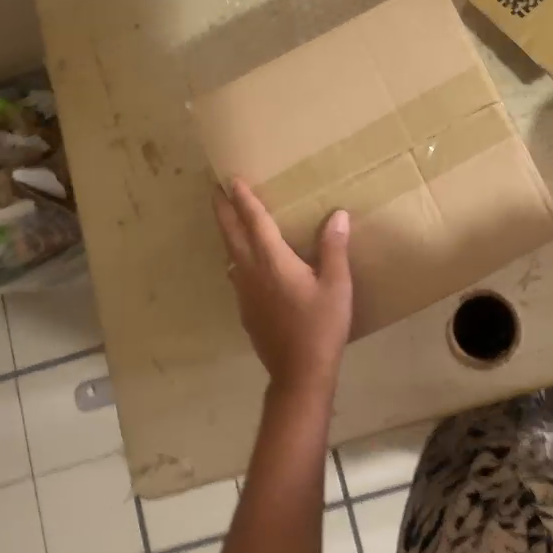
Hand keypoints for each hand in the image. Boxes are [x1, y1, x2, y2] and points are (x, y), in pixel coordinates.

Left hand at [212, 179, 353, 394]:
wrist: (299, 372)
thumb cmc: (321, 326)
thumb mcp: (337, 285)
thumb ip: (334, 248)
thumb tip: (337, 215)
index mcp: (273, 261)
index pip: (254, 221)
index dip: (244, 199)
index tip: (232, 179)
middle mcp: (252, 272)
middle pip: (232, 234)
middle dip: (223, 210)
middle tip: (215, 190)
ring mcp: (245, 293)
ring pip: (230, 254)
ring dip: (227, 233)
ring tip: (227, 220)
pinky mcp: (246, 310)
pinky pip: (236, 274)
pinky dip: (235, 257)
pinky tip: (242, 264)